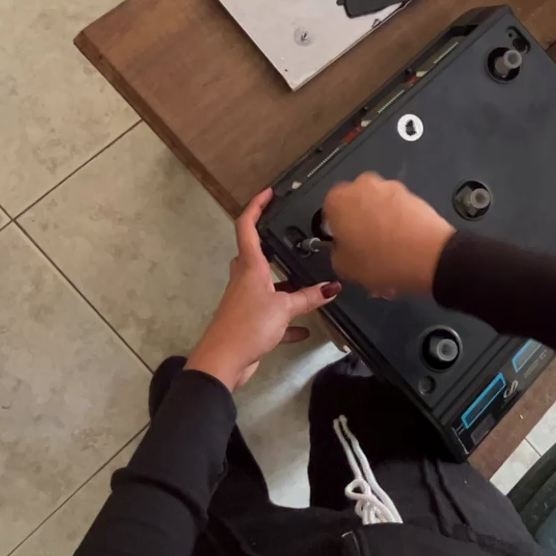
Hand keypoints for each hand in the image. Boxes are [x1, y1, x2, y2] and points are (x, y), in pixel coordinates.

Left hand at [186, 189, 338, 390]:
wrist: (223, 362)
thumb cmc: (248, 325)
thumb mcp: (284, 308)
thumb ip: (309, 298)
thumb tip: (332, 288)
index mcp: (250, 267)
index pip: (247, 226)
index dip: (256, 206)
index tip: (268, 193)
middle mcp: (244, 279)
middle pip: (255, 254)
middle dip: (272, 246)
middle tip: (293, 240)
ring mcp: (245, 301)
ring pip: (266, 285)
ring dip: (285, 286)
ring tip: (309, 285)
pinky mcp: (248, 323)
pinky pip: (271, 315)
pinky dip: (287, 320)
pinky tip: (304, 329)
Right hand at [322, 173, 454, 298]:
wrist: (429, 256)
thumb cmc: (383, 260)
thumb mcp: (344, 268)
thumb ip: (336, 254)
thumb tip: (341, 250)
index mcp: (338, 199)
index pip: (328, 213)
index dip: (337, 233)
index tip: (344, 246)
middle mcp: (362, 186)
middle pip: (355, 208)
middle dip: (360, 229)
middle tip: (365, 254)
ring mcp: (390, 188)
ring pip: (378, 211)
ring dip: (380, 230)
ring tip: (388, 258)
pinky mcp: (412, 195)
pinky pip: (397, 212)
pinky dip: (398, 227)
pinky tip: (403, 250)